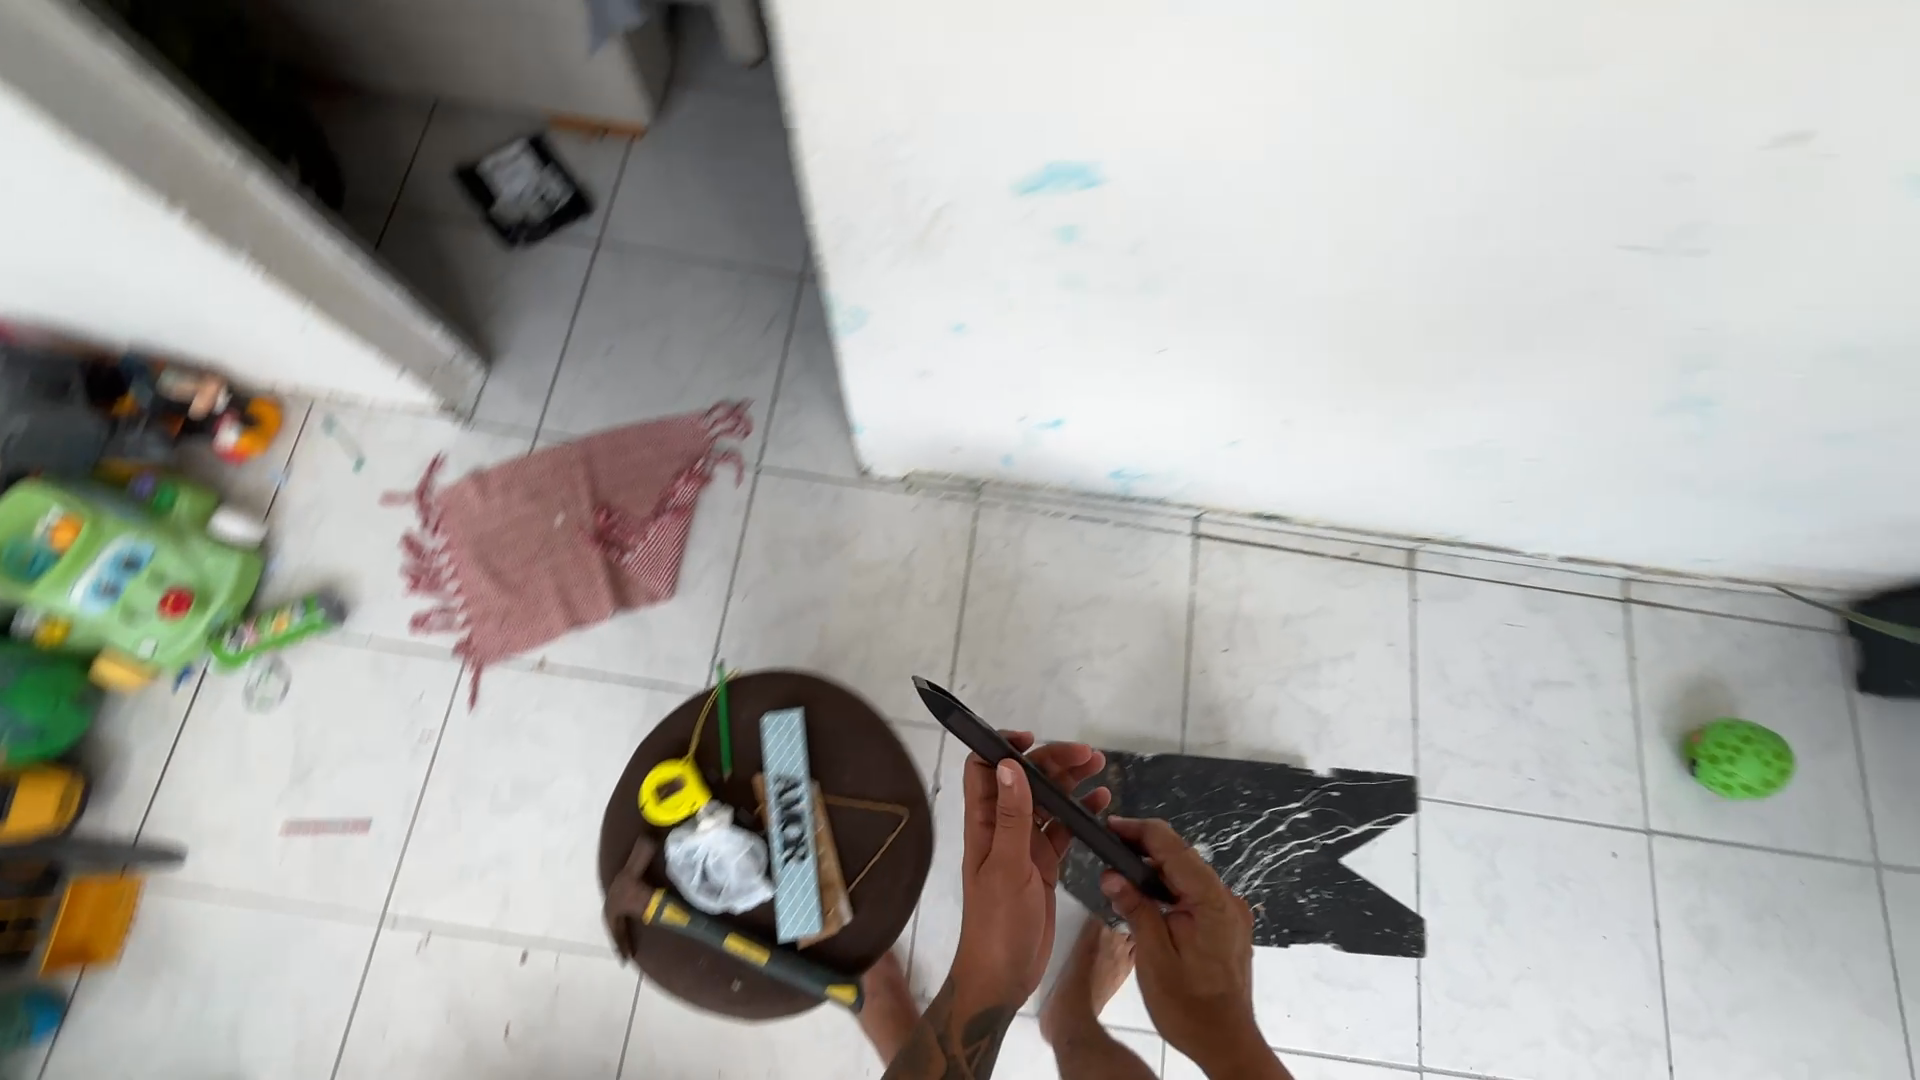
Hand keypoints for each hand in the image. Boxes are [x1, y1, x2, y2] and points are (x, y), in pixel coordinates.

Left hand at [949, 733, 1109, 1008]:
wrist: (1003, 977)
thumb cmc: (998, 923)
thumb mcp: (1007, 867)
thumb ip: (1011, 817)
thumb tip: (1009, 764)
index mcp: (983, 822)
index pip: (984, 768)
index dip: (1003, 747)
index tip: (1032, 739)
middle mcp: (1002, 826)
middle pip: (1025, 780)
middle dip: (1052, 761)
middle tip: (1088, 754)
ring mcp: (1024, 844)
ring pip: (1047, 801)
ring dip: (1070, 782)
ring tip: (1099, 767)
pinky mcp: (1044, 864)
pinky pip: (1063, 829)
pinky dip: (1080, 814)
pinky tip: (1101, 803)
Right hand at [1101, 817, 1270, 1074]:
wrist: (1227, 1046)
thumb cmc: (1188, 1007)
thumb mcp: (1154, 957)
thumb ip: (1136, 908)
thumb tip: (1111, 874)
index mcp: (1212, 900)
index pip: (1172, 846)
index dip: (1138, 830)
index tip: (1107, 827)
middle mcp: (1226, 898)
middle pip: (1180, 855)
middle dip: (1142, 846)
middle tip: (1106, 848)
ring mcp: (1229, 910)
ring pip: (1186, 871)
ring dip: (1153, 866)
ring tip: (1119, 869)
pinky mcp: (1225, 922)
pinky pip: (1193, 890)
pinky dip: (1167, 885)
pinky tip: (1145, 894)